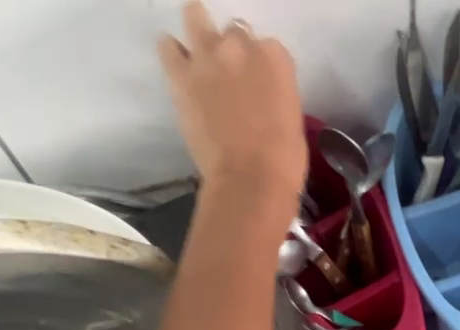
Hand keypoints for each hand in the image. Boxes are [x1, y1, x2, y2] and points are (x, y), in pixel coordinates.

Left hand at [159, 3, 306, 210]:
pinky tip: (174, 59)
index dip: (259, 66)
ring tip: (197, 44)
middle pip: (233, 33)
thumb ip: (275, 94)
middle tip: (229, 76)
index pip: (266, 47)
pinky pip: (168, 48)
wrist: (250, 179)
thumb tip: (263, 96)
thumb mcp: (292, 117)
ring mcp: (208, 57)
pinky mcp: (181, 76)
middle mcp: (241, 46)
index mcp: (275, 57)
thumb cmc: (283, 159)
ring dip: (197, 27)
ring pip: (196, 19)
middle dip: (232, 52)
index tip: (257, 85)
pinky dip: (171, 51)